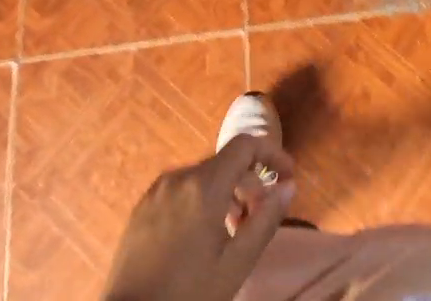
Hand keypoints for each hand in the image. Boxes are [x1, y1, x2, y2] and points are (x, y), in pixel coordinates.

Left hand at [102, 133, 297, 300]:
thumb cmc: (188, 294)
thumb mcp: (236, 263)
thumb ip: (266, 220)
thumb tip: (289, 186)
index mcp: (204, 186)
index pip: (246, 145)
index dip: (272, 153)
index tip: (287, 176)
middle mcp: (179, 177)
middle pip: (226, 162)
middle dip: (251, 182)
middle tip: (260, 216)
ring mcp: (157, 191)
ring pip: (204, 176)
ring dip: (227, 192)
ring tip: (233, 229)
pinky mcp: (142, 207)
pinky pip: (182, 189)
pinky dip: (202, 199)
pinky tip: (203, 234)